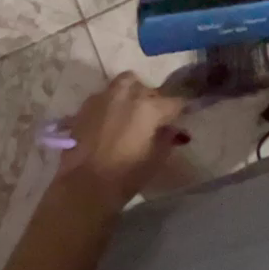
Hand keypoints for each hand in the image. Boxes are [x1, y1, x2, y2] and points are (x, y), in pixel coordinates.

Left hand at [53, 73, 188, 207]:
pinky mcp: (86, 105)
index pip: (175, 101)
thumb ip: (168, 138)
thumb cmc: (125, 176)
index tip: (185, 113)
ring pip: (125, 83)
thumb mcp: (155, 160)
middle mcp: (128, 93)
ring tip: (131, 111)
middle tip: (155, 118)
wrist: (83, 185)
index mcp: (150, 107)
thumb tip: (173, 129)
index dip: (182, 108)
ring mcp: (105, 96)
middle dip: (155, 100)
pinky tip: (110, 120)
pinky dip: (112, 102)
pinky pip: (106, 95)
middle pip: (149, 89)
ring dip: (133, 93)